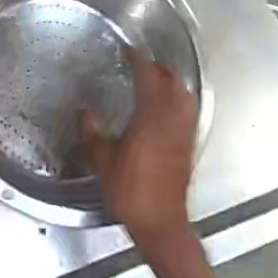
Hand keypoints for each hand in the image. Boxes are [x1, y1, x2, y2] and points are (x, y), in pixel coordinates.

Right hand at [82, 47, 199, 244]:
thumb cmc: (132, 195)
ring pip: (186, 96)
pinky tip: (168, 108)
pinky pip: (188, 113)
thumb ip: (94, 134)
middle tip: (143, 63)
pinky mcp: (189, 147)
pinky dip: (179, 100)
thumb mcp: (104, 163)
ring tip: (158, 79)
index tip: (129, 51)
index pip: (149, 78)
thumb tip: (87, 113)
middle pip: (174, 82)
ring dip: (173, 82)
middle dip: (159, 67)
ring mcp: (184, 135)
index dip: (139, 60)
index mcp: (150, 120)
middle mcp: (172, 123)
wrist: (162, 226)